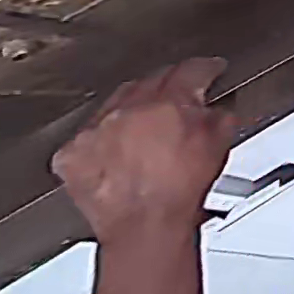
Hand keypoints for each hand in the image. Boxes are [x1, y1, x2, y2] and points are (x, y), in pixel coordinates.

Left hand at [52, 57, 234, 245]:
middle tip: (183, 93)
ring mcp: (96, 130)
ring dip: (136, 104)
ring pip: (117, 100)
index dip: (206, 67)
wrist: (147, 225)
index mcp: (169, 102)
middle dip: (171, 82)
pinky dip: (106, 133)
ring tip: (150, 121)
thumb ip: (221, 111)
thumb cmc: (182, 188)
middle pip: (152, 79)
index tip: (211, 69)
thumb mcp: (221, 140)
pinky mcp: (72, 153)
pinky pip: (90, 130)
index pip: (191, 69)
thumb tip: (217, 104)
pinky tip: (119, 143)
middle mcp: (129, 110)